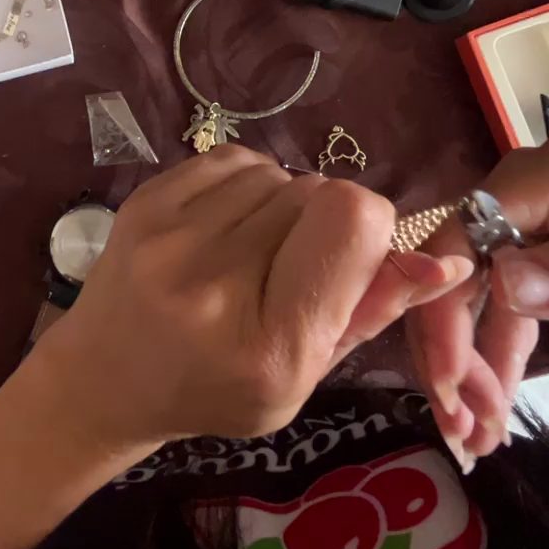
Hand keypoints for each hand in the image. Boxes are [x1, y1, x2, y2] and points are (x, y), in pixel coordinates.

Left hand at [29, 146, 466, 448]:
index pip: (350, 224)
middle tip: (292, 263)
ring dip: (282, 201)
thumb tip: (442, 260)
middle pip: (316, 192)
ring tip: (254, 247)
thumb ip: (369, 314)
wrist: (106, 376)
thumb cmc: (212, 391)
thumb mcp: (301, 380)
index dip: (371, 228)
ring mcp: (169, 234)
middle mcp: (215, 281)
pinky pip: (232, 157)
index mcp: (269, 344)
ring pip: (275, 172)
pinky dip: (246, 183)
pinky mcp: (144, 201)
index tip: (351, 255)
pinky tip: (227, 223)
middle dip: (321, 221)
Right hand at [412, 133, 548, 456]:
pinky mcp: (539, 252)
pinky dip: (490, 352)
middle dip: (450, 341)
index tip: (449, 377)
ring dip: (464, 356)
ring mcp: (533, 218)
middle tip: (464, 422)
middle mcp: (534, 186)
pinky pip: (500, 302)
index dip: (443, 298)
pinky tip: (489, 404)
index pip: (471, 226)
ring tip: (473, 430)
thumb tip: (501, 280)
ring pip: (469, 287)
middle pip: (459, 260)